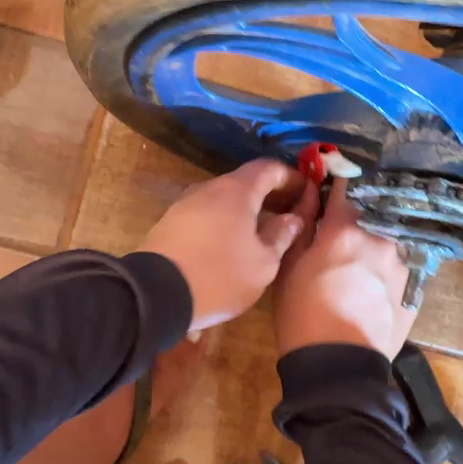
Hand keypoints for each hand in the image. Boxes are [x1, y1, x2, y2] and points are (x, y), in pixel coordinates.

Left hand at [140, 159, 308, 332]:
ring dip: (246, 210)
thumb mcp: (262, 263)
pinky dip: (225, 221)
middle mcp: (209, 189)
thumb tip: (293, 218)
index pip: (269, 168)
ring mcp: (185, 204)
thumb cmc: (219, 276)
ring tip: (263, 233)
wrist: (156, 295)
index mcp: (236, 191)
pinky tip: (232, 244)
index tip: (306, 192)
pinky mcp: (170, 223)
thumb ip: (281, 236)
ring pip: (223, 199)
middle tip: (289, 213)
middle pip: (244, 182)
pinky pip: (206, 214)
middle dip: (270, 194)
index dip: (291, 177)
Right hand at [275, 179, 418, 356]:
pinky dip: (389, 260)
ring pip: (390, 233)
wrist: (339, 370)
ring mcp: (403, 262)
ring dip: (376, 234)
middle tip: (343, 218)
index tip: (330, 177)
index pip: (347, 185)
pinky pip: (402, 260)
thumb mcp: (289, 269)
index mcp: (345, 229)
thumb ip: (302, 225)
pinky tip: (375, 277)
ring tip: (361, 252)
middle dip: (359, 208)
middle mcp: (381, 237)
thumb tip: (309, 192)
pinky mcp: (416, 287)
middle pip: (373, 207)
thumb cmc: (302, 317)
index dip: (337, 178)